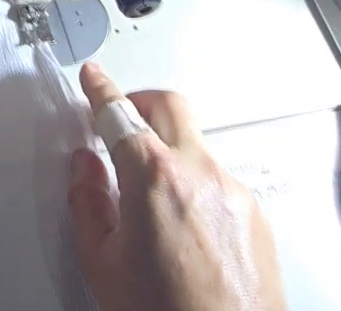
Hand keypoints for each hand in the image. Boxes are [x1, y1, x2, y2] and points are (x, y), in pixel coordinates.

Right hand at [69, 63, 286, 310]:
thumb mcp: (102, 263)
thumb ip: (87, 202)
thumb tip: (86, 168)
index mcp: (153, 176)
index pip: (119, 113)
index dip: (101, 90)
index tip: (94, 77)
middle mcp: (198, 172)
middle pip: (168, 105)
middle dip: (140, 102)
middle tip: (123, 118)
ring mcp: (232, 192)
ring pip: (195, 144)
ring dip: (169, 150)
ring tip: (151, 195)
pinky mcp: (254, 214)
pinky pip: (217, 179)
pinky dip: (194, 184)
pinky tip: (183, 224)